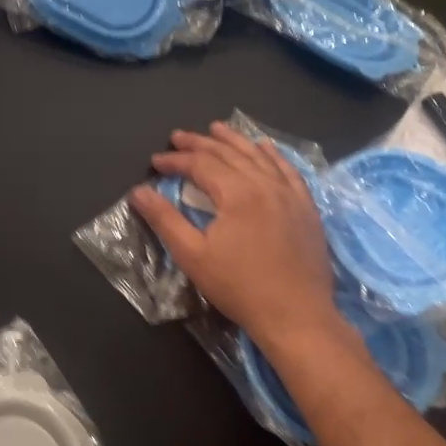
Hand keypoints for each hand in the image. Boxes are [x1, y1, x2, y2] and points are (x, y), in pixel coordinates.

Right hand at [132, 123, 346, 354]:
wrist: (297, 317)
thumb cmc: (240, 287)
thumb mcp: (193, 255)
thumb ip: (165, 219)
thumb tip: (138, 192)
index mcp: (238, 193)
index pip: (201, 164)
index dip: (175, 161)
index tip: (155, 163)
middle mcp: (265, 184)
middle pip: (228, 153)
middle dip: (200, 143)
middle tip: (177, 137)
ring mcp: (290, 195)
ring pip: (259, 156)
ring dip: (234, 140)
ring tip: (216, 128)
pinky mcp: (307, 209)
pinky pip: (289, 171)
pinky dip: (273, 155)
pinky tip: (265, 148)